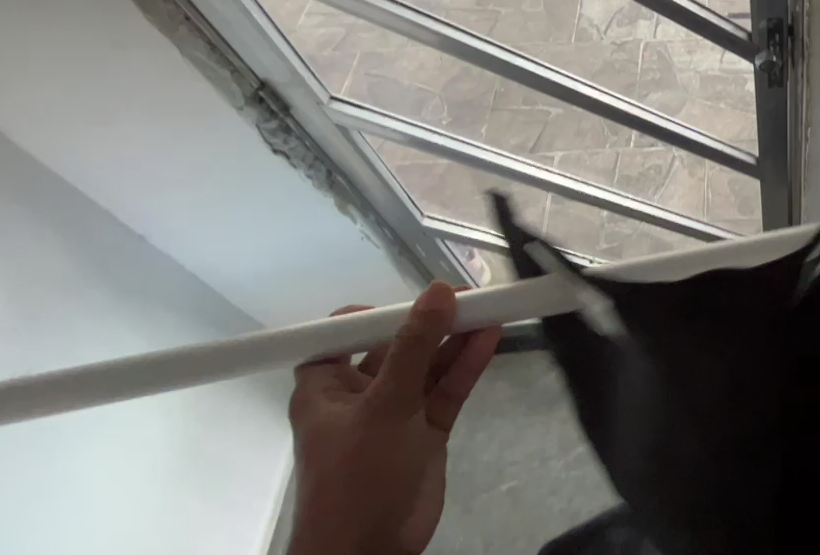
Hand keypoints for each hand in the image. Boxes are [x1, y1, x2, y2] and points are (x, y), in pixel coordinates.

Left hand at [287, 282, 501, 554]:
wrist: (371, 553)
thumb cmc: (357, 476)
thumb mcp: (385, 405)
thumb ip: (416, 346)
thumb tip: (440, 290)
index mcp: (327, 389)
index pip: (341, 337)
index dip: (372, 315)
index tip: (411, 298)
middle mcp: (360, 396)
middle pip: (397, 345)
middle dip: (430, 321)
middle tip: (469, 295)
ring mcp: (396, 413)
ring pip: (429, 364)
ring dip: (457, 338)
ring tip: (490, 308)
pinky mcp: (427, 430)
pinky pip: (449, 386)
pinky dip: (469, 362)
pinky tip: (492, 336)